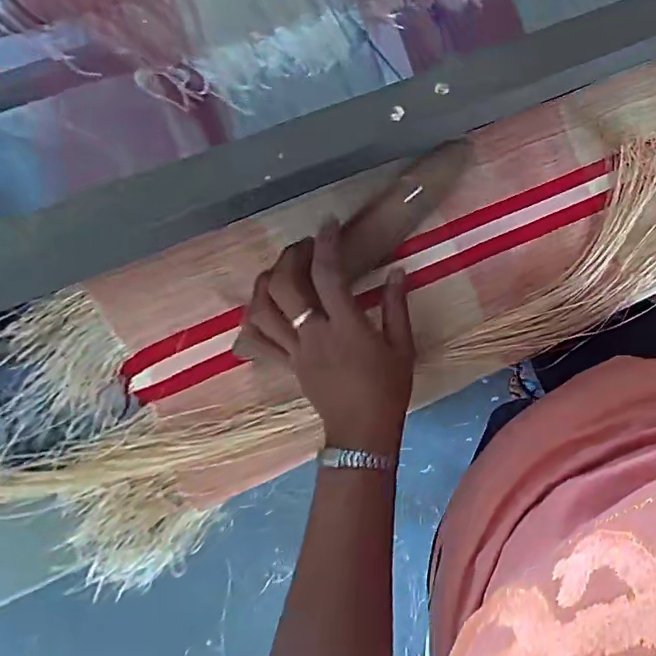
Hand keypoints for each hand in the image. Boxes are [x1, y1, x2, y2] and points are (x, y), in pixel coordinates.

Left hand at [234, 219, 415, 453]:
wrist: (362, 430)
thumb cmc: (388, 388)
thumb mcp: (403, 346)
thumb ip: (397, 306)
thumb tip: (396, 271)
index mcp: (346, 327)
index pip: (327, 276)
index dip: (326, 245)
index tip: (328, 225)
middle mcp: (314, 334)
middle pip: (285, 286)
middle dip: (290, 257)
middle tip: (304, 246)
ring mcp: (295, 350)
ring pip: (262, 310)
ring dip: (266, 282)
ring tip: (280, 269)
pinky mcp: (287, 364)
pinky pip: (258, 339)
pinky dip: (252, 318)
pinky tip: (261, 305)